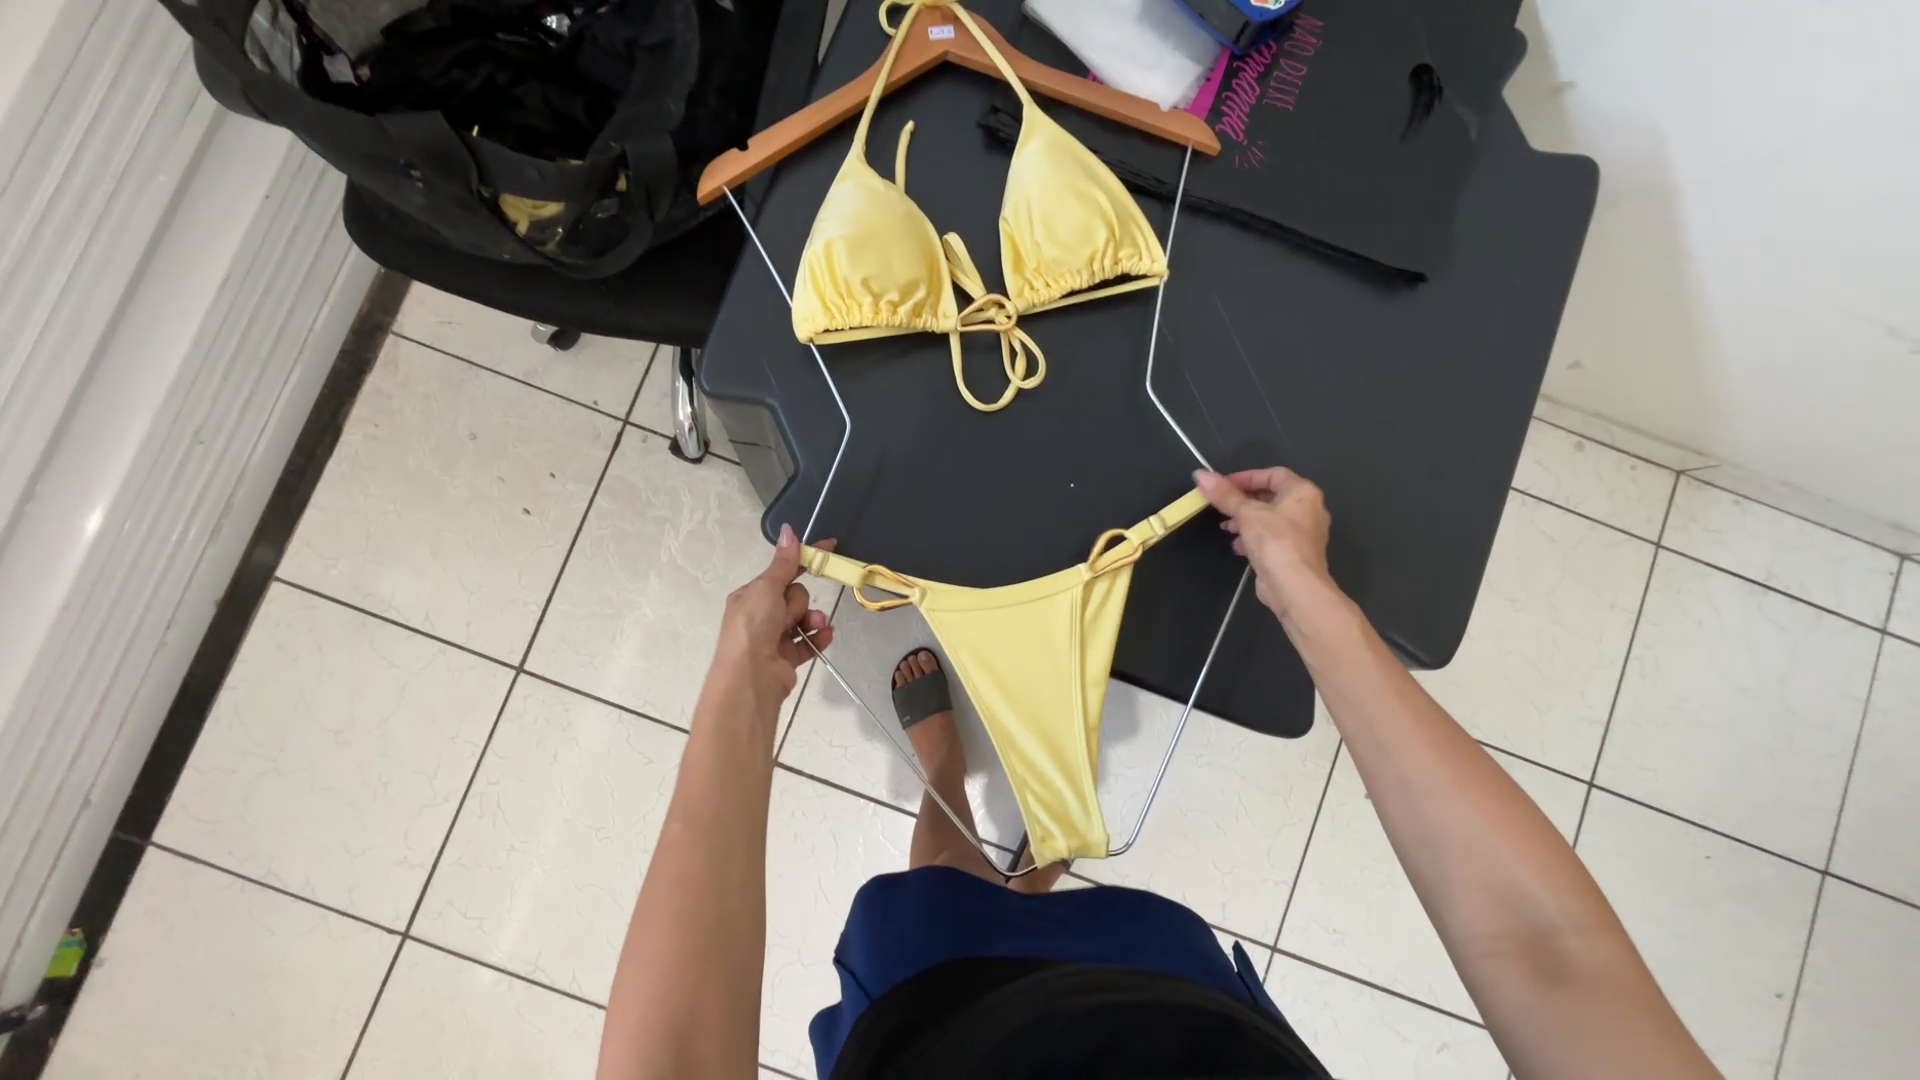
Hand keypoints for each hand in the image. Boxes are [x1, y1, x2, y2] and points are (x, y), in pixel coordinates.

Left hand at [710, 524, 835, 710]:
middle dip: (799, 601)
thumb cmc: (753, 626)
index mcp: (750, 596)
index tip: (829, 546)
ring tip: (813, 625)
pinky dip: (818, 637)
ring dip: (812, 619)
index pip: (782, 570)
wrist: (751, 676)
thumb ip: (783, 563)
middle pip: (795, 595)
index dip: (804, 558)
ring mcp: (774, 637)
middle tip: (788, 612)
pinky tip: (824, 635)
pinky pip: (809, 640)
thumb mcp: (766, 588)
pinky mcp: (787, 657)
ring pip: (804, 618)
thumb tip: (788, 530)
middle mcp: (760, 615)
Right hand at [1194, 467, 1337, 621]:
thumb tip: (1200, 474)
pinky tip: (1238, 547)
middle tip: (1222, 506)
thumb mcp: (1246, 514)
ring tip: (1226, 527)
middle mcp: (1309, 509)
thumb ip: (1224, 494)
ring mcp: (1304, 533)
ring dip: (1246, 521)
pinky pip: (1273, 538)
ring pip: (1270, 519)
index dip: (1246, 477)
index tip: (1222, 485)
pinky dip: (1255, 538)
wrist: (1295, 586)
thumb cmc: (1275, 541)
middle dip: (1243, 501)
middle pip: (1271, 497)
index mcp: (1303, 492)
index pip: (1273, 474)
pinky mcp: (1296, 553)